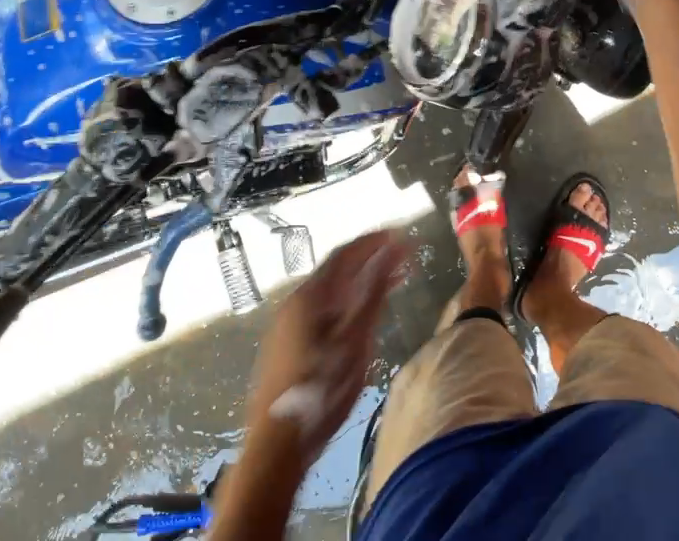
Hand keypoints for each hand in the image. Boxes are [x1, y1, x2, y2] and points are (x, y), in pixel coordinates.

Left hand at [241, 230, 409, 465]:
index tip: (401, 235)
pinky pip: (321, 310)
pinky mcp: (286, 346)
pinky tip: (359, 318)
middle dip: (369, 261)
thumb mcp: (356, 338)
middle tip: (401, 260)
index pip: (345, 254)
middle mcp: (294, 304)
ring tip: (389, 285)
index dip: (373, 241)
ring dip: (359, 283)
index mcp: (309, 297)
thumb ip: (374, 291)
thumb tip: (393, 248)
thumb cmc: (321, 386)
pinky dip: (345, 303)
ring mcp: (287, 326)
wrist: (277, 443)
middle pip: (336, 271)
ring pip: (329, 293)